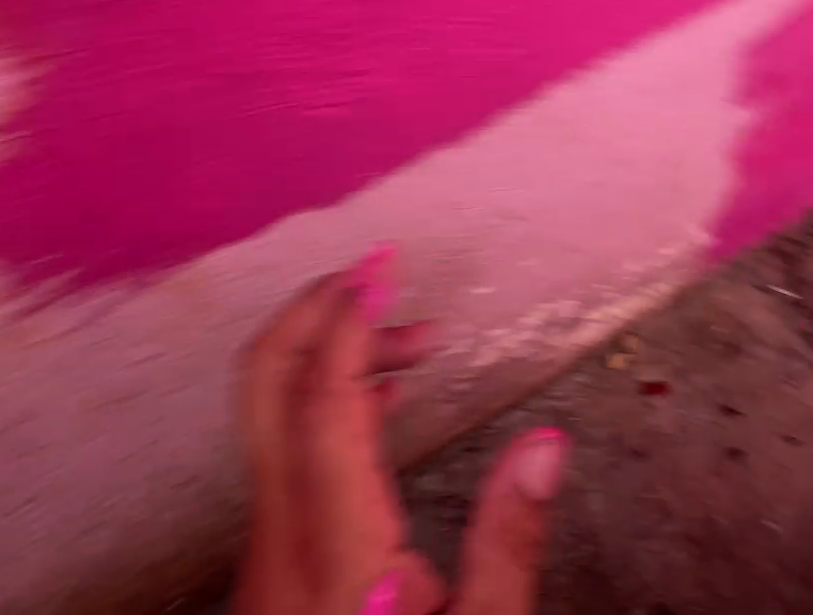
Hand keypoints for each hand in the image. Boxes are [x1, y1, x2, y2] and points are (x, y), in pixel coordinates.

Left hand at [234, 257, 569, 614]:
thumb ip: (508, 541)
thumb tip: (547, 441)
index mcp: (335, 546)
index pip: (324, 402)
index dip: (349, 323)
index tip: (383, 264)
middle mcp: (279, 528)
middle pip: (266, 380)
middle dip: (318, 309)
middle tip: (382, 278)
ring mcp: (264, 537)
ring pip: (273, 406)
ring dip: (332, 352)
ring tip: (417, 344)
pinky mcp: (271, 549)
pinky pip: (285, 441)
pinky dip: (328, 395)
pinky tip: (384, 398)